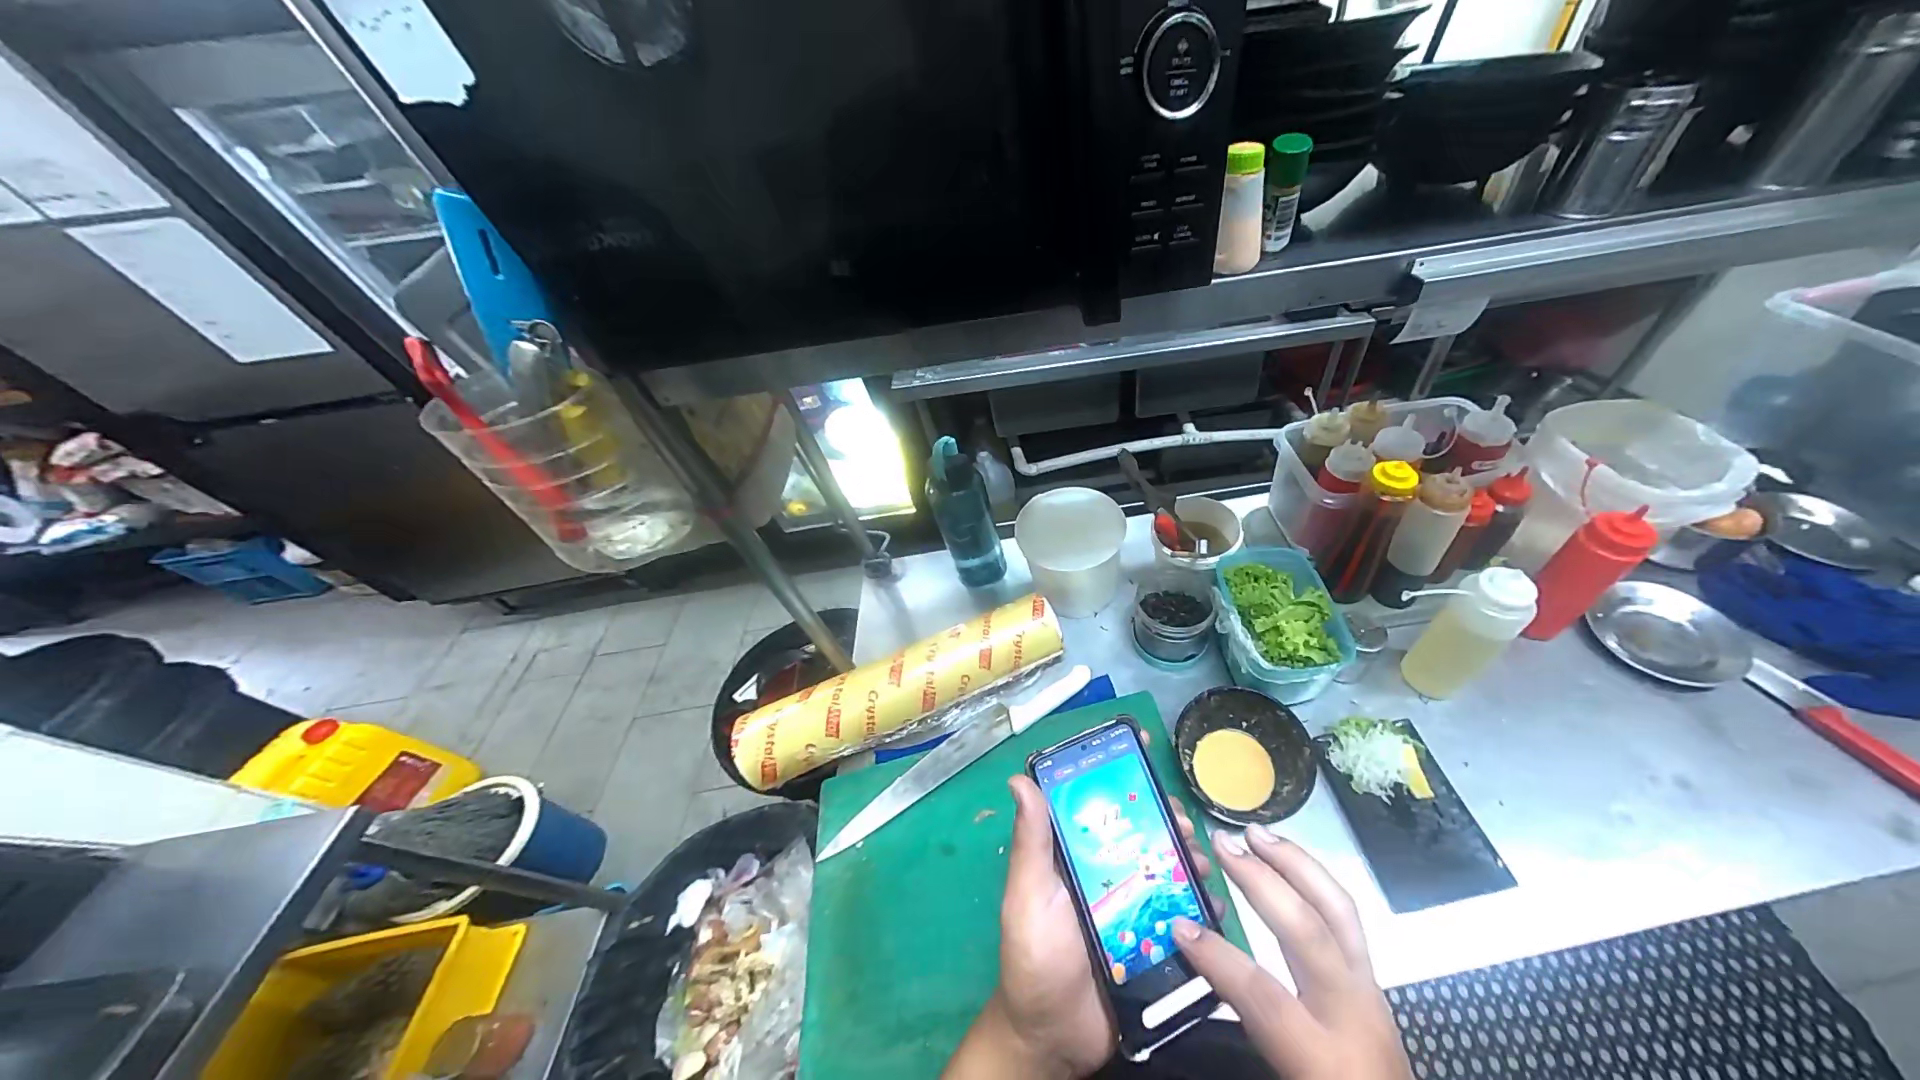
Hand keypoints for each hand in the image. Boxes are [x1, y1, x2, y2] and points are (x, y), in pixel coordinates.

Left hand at [945, 772, 1216, 1079]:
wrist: (1056, 1039)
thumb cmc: (1034, 959)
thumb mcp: (1028, 896)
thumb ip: (1030, 843)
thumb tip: (1019, 780)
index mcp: (1071, 858)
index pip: (1095, 809)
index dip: (1117, 781)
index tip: (1143, 758)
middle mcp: (1102, 875)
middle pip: (1138, 835)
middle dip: (1164, 821)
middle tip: (1182, 823)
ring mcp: (1130, 908)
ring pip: (1165, 870)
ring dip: (1187, 859)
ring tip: (1201, 863)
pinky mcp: (1154, 941)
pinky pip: (1182, 914)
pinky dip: (1199, 904)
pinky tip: (1212, 902)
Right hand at [1172, 824, 1410, 1079]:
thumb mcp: (1279, 1079)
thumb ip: (1238, 1023)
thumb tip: (1193, 965)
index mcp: (1323, 1059)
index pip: (1264, 996)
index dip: (1217, 957)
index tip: (1179, 925)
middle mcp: (1353, 1016)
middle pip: (1310, 934)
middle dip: (1263, 881)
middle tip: (1223, 844)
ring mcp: (1370, 994)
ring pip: (1340, 914)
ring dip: (1297, 866)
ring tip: (1259, 833)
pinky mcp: (1375, 983)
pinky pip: (1346, 919)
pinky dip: (1315, 881)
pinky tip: (1290, 865)